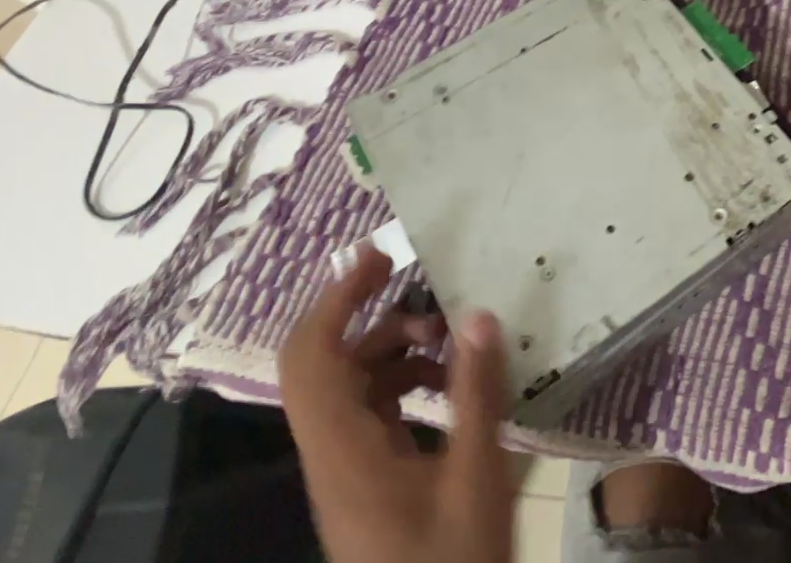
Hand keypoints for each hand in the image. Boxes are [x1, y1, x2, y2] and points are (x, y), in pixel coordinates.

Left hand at [279, 245, 513, 562]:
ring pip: (349, 386)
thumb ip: (477, 394)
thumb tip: (478, 315)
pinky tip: (448, 380)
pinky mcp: (367, 479)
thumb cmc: (453, 561)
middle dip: (363, 313)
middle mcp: (332, 455)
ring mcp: (347, 469)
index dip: (335, 301)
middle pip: (324, 365)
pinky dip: (403, 381)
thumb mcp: (477, 477)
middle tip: (413, 279)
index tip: (378, 258)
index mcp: (345, 452)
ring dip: (391, 349)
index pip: (312, 359)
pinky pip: (371, 411)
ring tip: (448, 339)